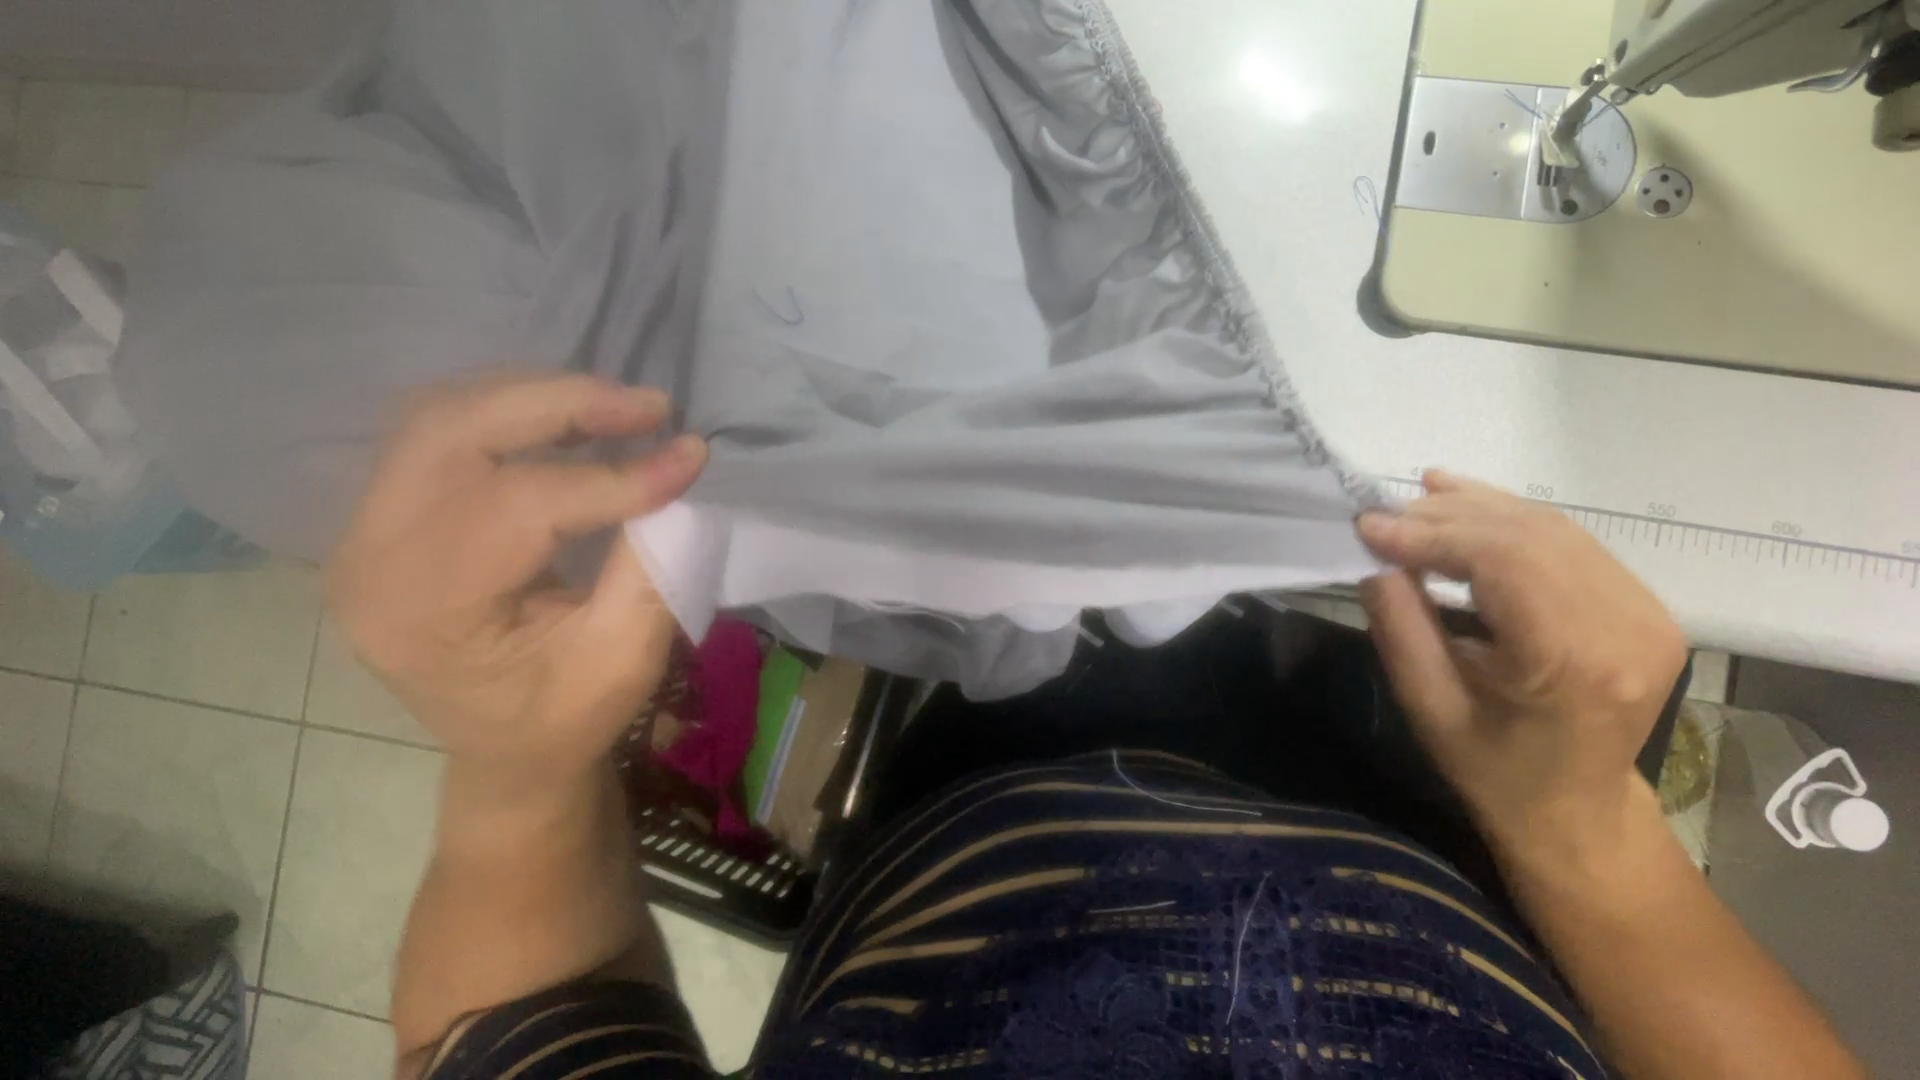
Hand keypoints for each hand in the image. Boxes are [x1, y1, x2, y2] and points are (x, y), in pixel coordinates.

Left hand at [326, 374, 706, 789]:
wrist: (508, 754)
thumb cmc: (567, 720)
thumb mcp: (624, 658)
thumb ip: (649, 560)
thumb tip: (680, 462)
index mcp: (423, 612)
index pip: (514, 505)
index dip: (609, 476)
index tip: (689, 457)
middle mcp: (369, 559)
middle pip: (455, 433)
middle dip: (562, 404)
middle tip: (651, 406)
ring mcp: (364, 532)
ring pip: (442, 416)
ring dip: (536, 398)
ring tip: (618, 408)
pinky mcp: (385, 517)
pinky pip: (440, 433)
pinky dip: (511, 413)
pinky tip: (570, 420)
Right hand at [1355, 471, 1686, 862]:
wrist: (1574, 807)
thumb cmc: (1491, 765)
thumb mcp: (1428, 704)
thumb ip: (1401, 626)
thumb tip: (1377, 558)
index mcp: (1572, 661)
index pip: (1503, 561)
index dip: (1431, 534)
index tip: (1369, 526)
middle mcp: (1624, 625)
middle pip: (1528, 535)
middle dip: (1447, 516)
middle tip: (1383, 514)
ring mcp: (1645, 611)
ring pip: (1551, 528)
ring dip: (1477, 509)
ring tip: (1415, 500)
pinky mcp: (1644, 605)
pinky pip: (1570, 542)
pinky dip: (1511, 519)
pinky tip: (1465, 503)